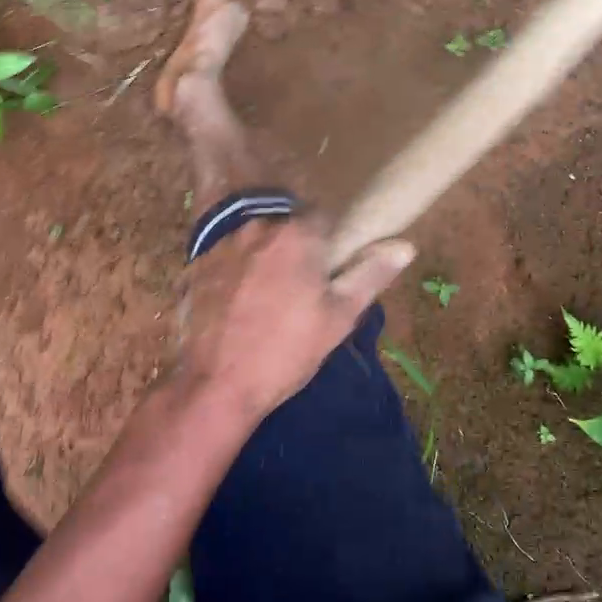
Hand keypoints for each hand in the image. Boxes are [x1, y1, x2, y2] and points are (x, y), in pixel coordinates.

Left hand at [176, 220, 413, 420]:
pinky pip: (225, 260)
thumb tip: (405, 246)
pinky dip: (233, 276)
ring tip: (264, 305)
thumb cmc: (286, 351)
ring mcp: (222, 243)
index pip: (323, 218)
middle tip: (298, 294)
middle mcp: (258, 226)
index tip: (328, 273)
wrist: (216, 383)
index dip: (329, 244)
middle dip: (294, 252)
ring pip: (254, 242)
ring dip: (262, 262)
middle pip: (286, 228)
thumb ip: (370, 274)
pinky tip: (236, 310)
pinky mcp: (196, 264)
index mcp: (297, 234)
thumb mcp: (339, 318)